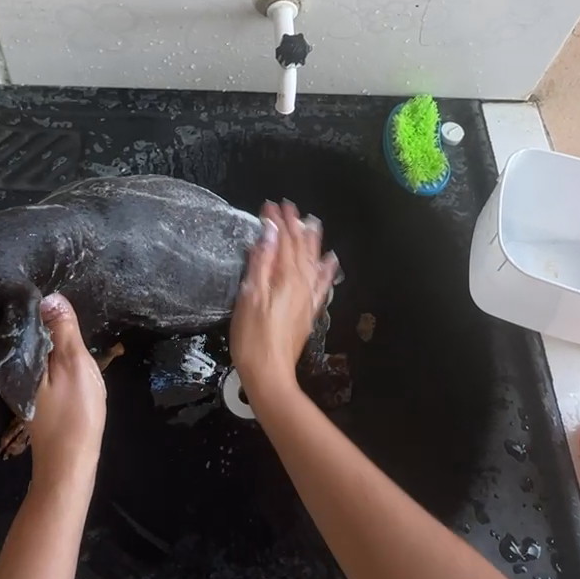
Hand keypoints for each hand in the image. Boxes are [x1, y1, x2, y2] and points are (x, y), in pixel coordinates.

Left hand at [25, 293, 105, 485]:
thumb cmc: (74, 412)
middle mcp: (18, 369)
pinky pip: (43, 362)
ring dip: (50, 333)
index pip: (25, 318)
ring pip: (38, 348)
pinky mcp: (38, 394)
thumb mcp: (74, 363)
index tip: (50, 280)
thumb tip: (51, 296)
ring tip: (67, 315)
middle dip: (44, 315)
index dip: (38, 300)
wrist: (71, 463)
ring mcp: (27, 383)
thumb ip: (63, 330)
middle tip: (64, 294)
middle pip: (30, 333)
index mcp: (22, 358)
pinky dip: (53, 351)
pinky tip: (65, 347)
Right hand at [231, 200, 338, 402]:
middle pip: (299, 248)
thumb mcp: (250, 295)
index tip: (271, 205)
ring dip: (311, 241)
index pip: (282, 241)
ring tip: (312, 223)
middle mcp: (301, 283)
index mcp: (285, 276)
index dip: (278, 221)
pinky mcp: (308, 311)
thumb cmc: (253, 336)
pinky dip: (325, 270)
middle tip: (290, 208)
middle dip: (294, 226)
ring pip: (312, 261)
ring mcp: (307, 297)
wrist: (269, 373)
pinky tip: (329, 262)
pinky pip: (321, 284)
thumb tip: (269, 231)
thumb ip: (261, 262)